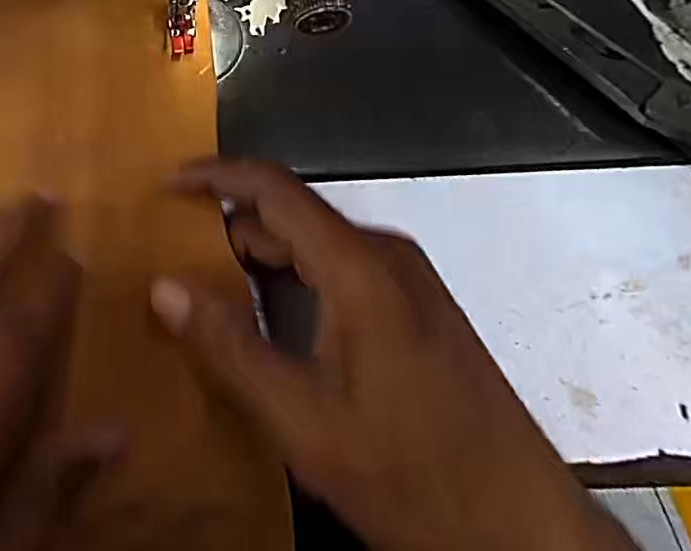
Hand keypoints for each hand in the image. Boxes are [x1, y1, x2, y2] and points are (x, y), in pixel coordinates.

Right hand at [150, 159, 632, 550]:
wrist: (526, 529)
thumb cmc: (415, 475)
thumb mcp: (307, 424)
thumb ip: (230, 350)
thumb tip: (164, 289)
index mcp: (358, 266)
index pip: (273, 187)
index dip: (215, 176)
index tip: (168, 183)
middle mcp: (384, 254)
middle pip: (291, 214)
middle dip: (229, 225)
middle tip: (175, 252)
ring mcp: (406, 277)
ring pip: (314, 242)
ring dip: (260, 255)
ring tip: (210, 287)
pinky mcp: (416, 303)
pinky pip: (338, 266)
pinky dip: (293, 276)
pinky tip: (269, 316)